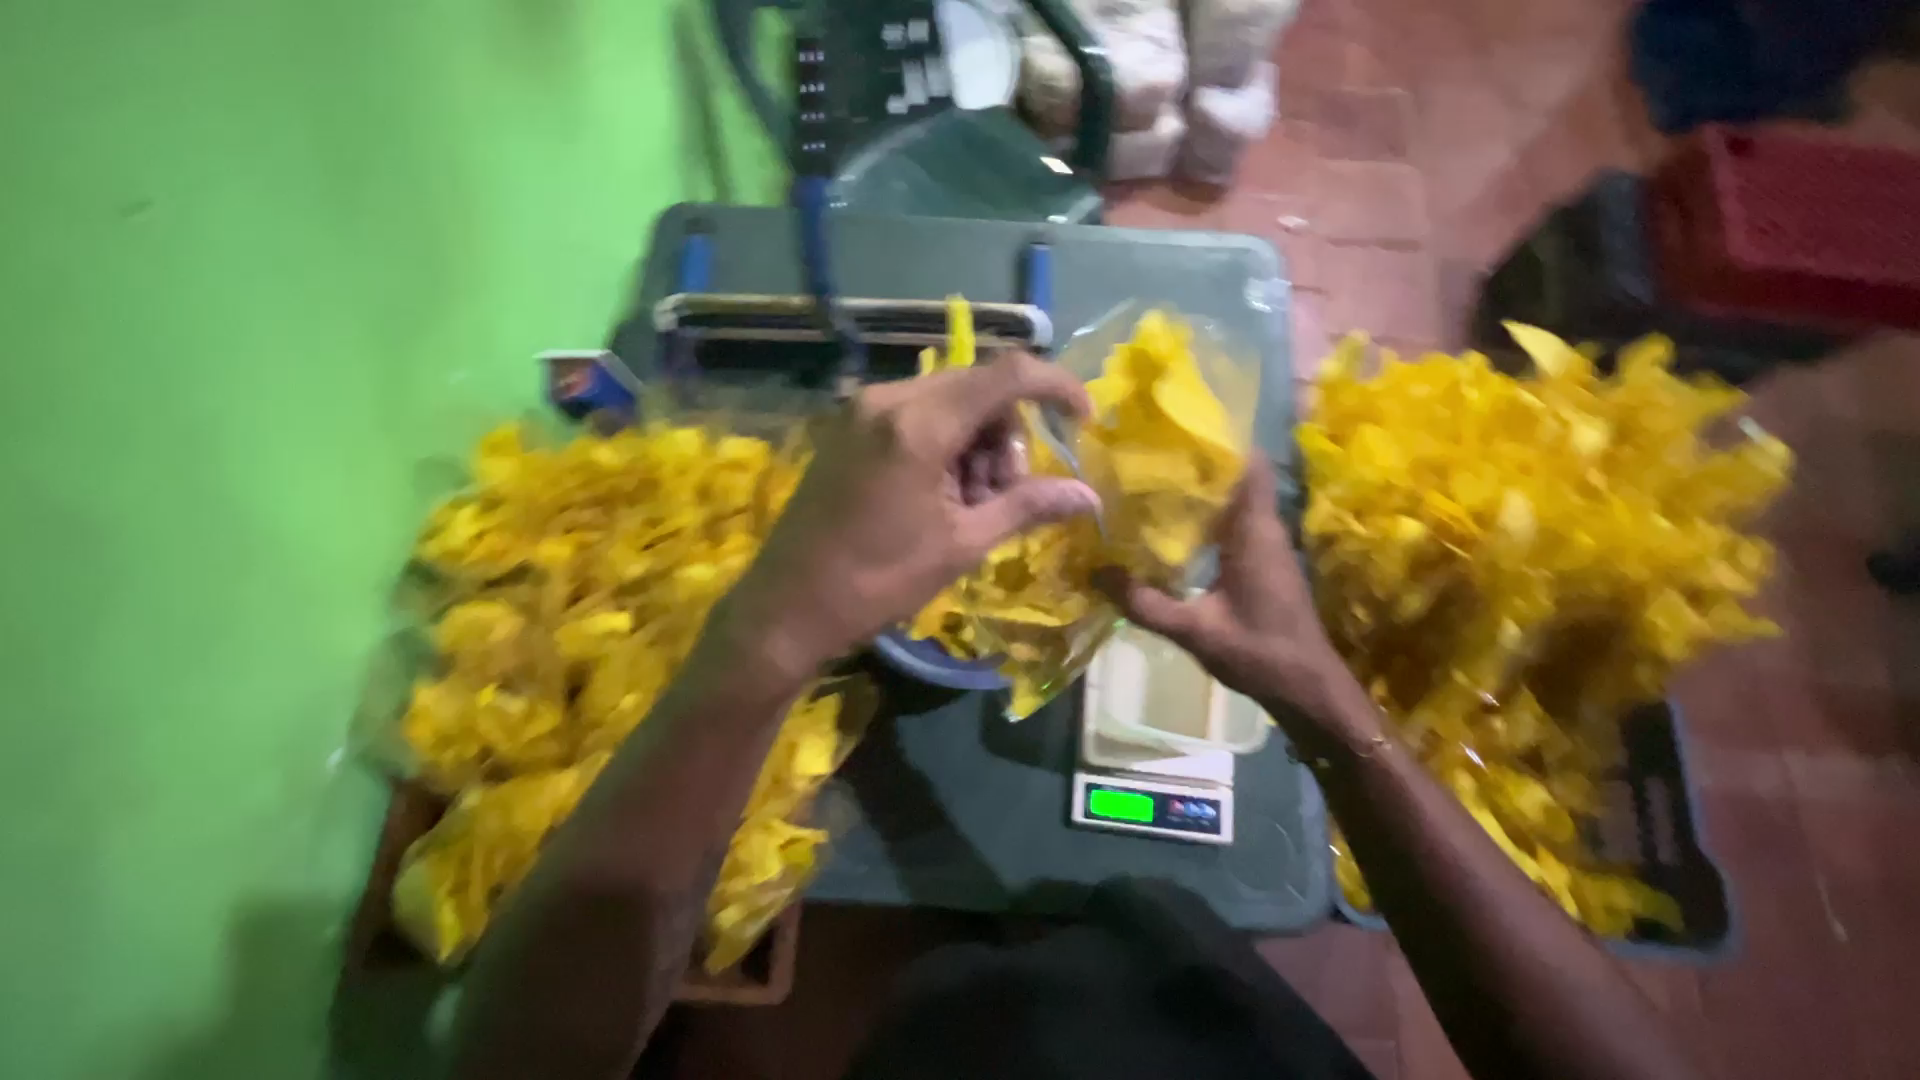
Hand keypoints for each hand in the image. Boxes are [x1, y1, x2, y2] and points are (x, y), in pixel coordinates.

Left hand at [719, 351, 1100, 683]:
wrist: (787, 607)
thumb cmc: (878, 582)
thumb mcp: (961, 545)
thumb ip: (1027, 507)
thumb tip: (1089, 496)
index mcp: (919, 424)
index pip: (1008, 374)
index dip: (1057, 387)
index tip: (1083, 421)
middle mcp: (889, 398)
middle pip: (978, 387)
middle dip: (1007, 434)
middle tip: (1002, 495)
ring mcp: (861, 409)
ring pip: (947, 401)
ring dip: (975, 443)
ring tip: (968, 505)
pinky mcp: (847, 427)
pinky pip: (915, 415)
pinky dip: (942, 444)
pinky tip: (937, 495)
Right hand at [1096, 456, 1373, 737]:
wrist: (1309, 690)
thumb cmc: (1261, 653)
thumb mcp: (1196, 631)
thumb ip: (1146, 604)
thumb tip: (1095, 573)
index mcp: (1254, 532)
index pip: (1248, 465)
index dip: (1218, 441)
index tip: (1174, 429)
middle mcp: (1263, 529)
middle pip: (1234, 477)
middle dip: (1195, 463)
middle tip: (1145, 455)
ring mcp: (1264, 546)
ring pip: (1231, 501)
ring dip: (1198, 492)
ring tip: (1148, 484)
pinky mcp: (1260, 564)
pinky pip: (1230, 525)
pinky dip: (1203, 519)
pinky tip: (1168, 530)